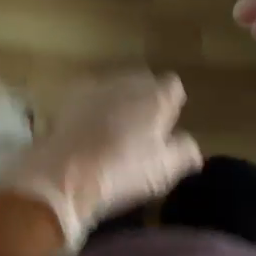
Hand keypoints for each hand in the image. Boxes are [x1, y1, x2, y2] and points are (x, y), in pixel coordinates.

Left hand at [0, 72, 201, 246]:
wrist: (63, 174)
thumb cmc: (122, 171)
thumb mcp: (164, 170)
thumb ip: (184, 152)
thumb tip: (192, 146)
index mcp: (156, 96)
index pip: (173, 86)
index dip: (171, 104)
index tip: (167, 125)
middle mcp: (127, 82)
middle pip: (143, 82)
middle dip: (145, 99)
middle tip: (143, 129)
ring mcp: (96, 86)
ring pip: (116, 87)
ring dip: (119, 102)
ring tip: (115, 131)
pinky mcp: (69, 97)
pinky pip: (90, 96)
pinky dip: (94, 108)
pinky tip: (90, 131)